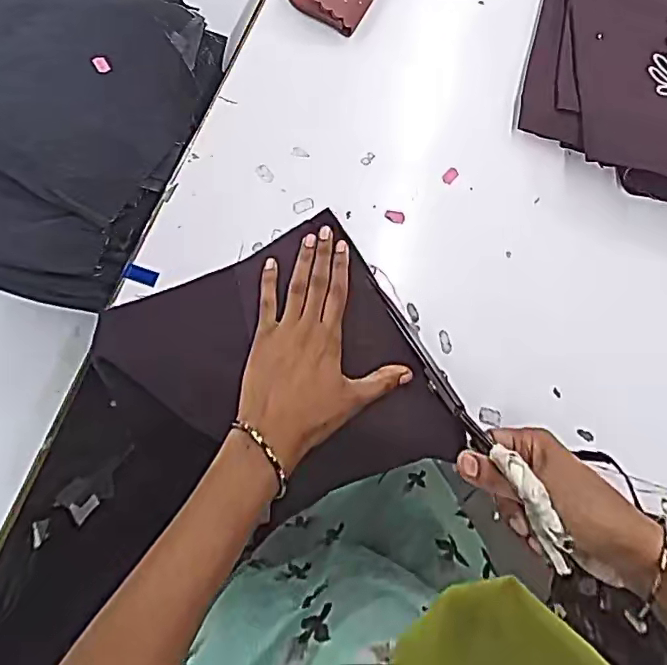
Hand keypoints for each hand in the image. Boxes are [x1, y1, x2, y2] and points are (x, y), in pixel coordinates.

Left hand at [236, 226, 411, 474]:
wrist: (270, 433)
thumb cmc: (307, 418)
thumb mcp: (352, 400)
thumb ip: (381, 382)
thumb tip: (403, 373)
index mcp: (328, 339)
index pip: (338, 294)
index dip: (341, 267)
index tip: (343, 249)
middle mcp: (306, 329)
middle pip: (318, 282)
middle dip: (323, 254)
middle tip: (326, 233)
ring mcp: (283, 330)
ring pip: (296, 287)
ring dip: (302, 261)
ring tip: (307, 241)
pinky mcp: (263, 338)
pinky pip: (266, 303)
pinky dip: (268, 282)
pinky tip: (269, 265)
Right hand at [457, 427, 662, 589]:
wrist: (628, 553)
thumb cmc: (597, 514)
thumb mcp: (538, 493)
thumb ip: (498, 476)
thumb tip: (466, 459)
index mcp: (534, 443)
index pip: (489, 444)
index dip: (484, 467)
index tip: (492, 487)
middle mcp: (538, 462)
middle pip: (496, 478)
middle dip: (508, 503)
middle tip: (526, 510)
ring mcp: (544, 489)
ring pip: (509, 504)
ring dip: (522, 523)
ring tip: (543, 528)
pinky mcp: (550, 513)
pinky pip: (524, 522)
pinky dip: (532, 534)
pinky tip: (548, 538)